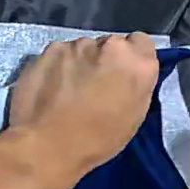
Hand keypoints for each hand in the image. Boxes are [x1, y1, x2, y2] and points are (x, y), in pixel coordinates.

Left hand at [0, 33, 157, 188]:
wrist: (48, 145)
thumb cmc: (96, 141)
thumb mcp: (133, 117)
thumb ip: (134, 86)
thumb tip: (126, 75)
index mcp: (138, 64)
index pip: (141, 43)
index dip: (130, 59)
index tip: (120, 76)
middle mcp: (112, 46)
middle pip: (110, 44)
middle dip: (103, 60)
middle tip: (92, 86)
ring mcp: (79, 44)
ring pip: (83, 48)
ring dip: (79, 62)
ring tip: (67, 90)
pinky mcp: (50, 48)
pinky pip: (59, 53)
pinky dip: (56, 66)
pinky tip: (49, 87)